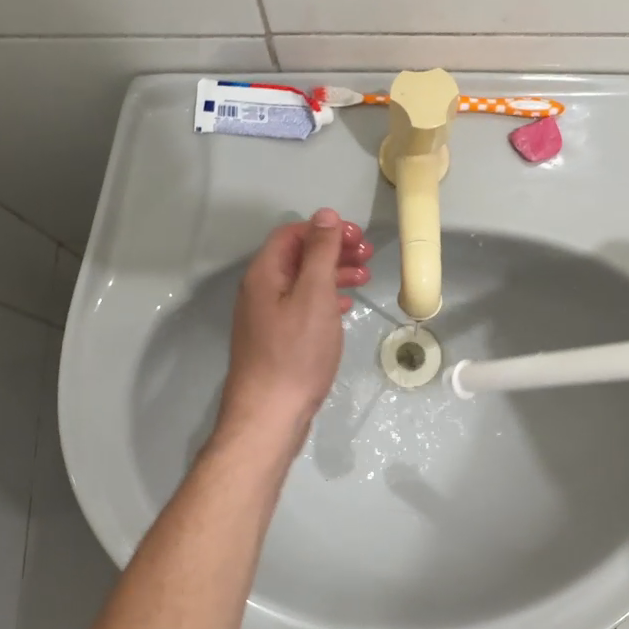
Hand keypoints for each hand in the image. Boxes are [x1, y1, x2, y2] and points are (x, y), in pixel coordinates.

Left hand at [217, 209, 372, 446]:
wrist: (270, 414)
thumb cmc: (296, 352)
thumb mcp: (314, 295)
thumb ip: (321, 253)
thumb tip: (326, 215)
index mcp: (265, 273)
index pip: (292, 233)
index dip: (325, 229)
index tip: (359, 239)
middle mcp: (260, 290)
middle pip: (298, 256)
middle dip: (333, 250)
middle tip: (368, 256)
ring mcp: (267, 316)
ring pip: (302, 282)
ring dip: (333, 274)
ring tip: (365, 278)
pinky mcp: (277, 339)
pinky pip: (302, 306)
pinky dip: (326, 299)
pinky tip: (345, 306)